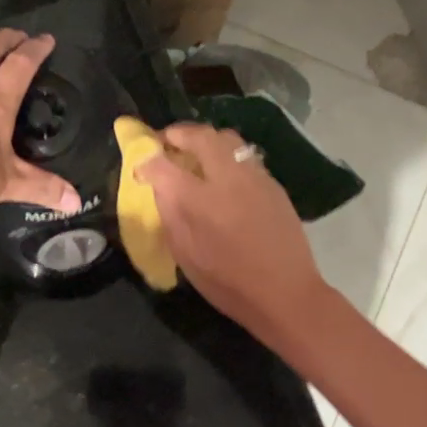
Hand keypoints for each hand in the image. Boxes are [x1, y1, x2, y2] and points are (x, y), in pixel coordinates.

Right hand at [136, 123, 330, 337]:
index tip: (141, 166)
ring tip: (195, 154)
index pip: (162, 164)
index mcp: (198, 200)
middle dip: (177, 134)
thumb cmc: (228, 283)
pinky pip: (244, 155)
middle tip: (167, 143)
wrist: (285, 293)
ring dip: (205, 139)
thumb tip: (159, 187)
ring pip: (226, 138)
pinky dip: (227, 155)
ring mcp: (254, 177)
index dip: (146, 161)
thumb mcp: (185, 255)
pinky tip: (224, 175)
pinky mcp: (273, 184)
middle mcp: (226, 178)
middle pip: (199, 136)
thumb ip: (169, 215)